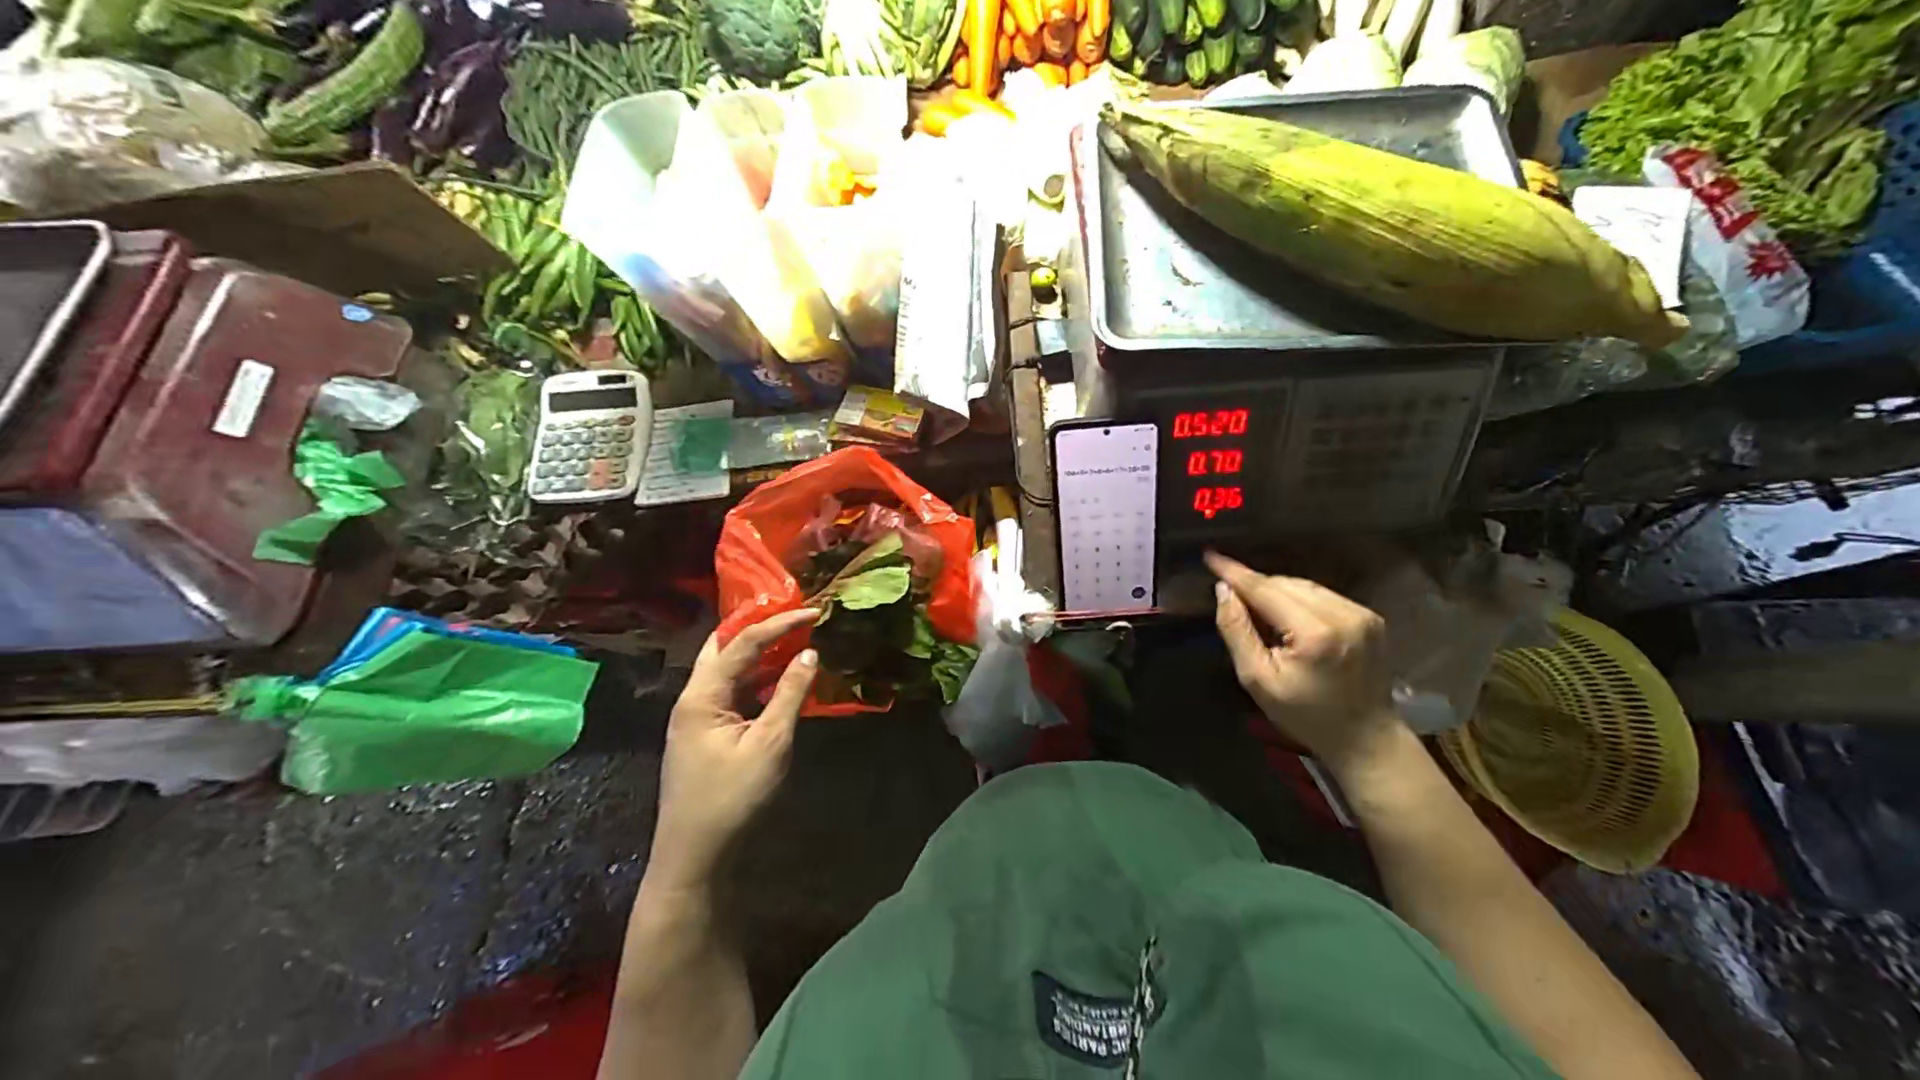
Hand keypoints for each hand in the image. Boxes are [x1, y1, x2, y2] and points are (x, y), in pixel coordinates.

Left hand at [648, 608, 819, 891]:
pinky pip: (731, 691)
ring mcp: (696, 716)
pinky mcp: (705, 733)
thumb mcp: (770, 744)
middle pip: (723, 647)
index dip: (779, 623)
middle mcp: (692, 697)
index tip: (814, 611)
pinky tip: (779, 676)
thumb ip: (789, 694)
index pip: (742, 643)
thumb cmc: (732, 798)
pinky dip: (755, 678)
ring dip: (758, 652)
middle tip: (793, 614)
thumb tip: (810, 653)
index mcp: (701, 695)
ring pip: (726, 669)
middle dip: (758, 626)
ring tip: (793, 636)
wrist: (694, 856)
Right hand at [1206, 552, 1402, 770]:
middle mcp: (1344, 615)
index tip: (1211, 557)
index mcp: (1316, 633)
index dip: (1235, 573)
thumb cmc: (1304, 715)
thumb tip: (1223, 590)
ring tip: (1258, 610)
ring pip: (1304, 586)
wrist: (1364, 738)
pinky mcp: (1371, 617)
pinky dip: (1299, 599)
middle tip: (1231, 595)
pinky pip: (1323, 595)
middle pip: (1286, 583)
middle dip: (1255, 585)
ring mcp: (1362, 614)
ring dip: (1276, 591)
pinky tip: (1288, 618)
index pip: (1266, 590)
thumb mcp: (1257, 679)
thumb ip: (1237, 630)